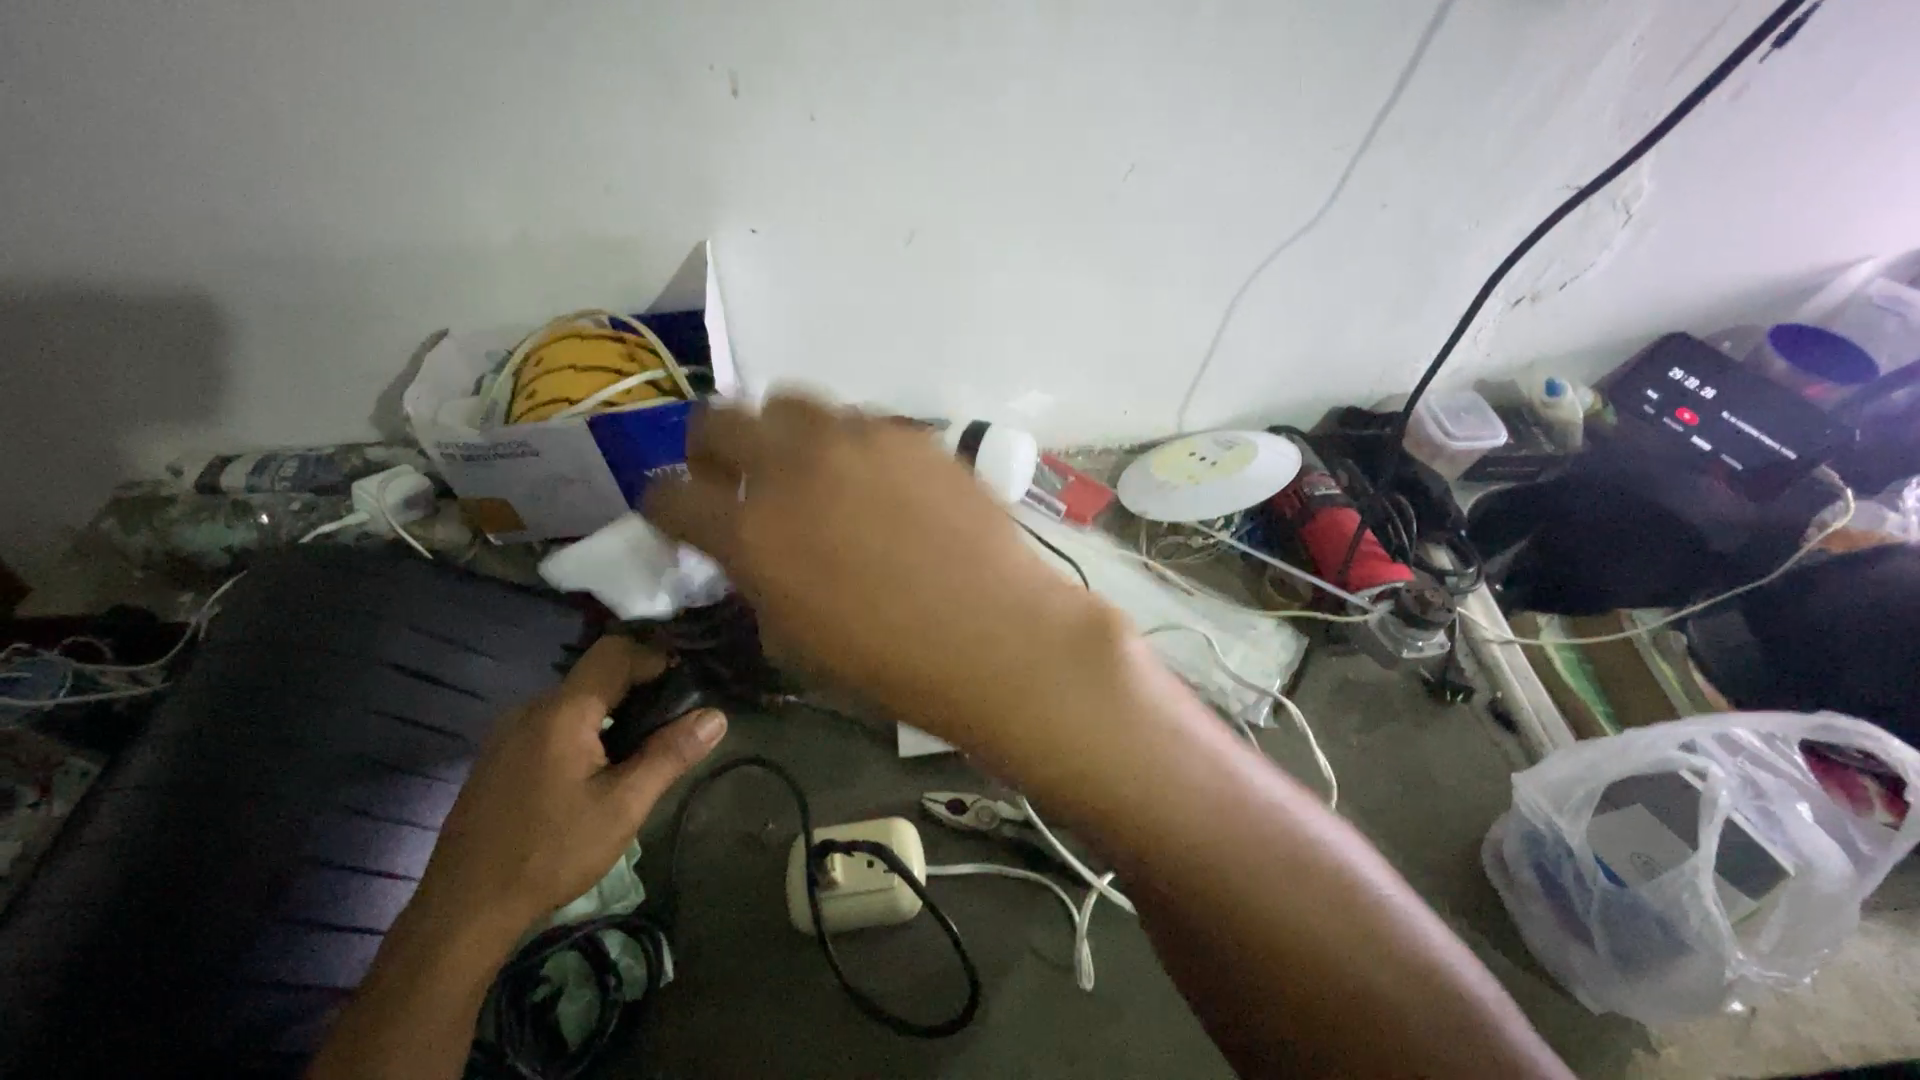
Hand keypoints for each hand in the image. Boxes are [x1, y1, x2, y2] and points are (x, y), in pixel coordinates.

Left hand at [414, 636, 728, 929]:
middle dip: (639, 691)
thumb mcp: (623, 806)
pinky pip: (551, 725)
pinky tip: (595, 775)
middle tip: (671, 728)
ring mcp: (508, 734)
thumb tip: (716, 716)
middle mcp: (530, 709)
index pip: (615, 653)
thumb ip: (670, 754)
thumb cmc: (552, 853)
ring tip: (639, 755)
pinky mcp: (498, 758)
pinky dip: (584, 732)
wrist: (465, 908)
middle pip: (594, 676)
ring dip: (612, 714)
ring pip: (573, 702)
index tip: (686, 689)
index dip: (655, 660)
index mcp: (562, 712)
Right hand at [643, 392, 1114, 745]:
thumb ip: (756, 576)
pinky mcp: (908, 433)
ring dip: (783, 436)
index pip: (669, 494)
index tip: (679, 516)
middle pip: (717, 418)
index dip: (665, 507)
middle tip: (735, 477)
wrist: (993, 634)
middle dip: (711, 448)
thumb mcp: (793, 637)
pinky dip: (848, 446)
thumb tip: (750, 549)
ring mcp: (854, 439)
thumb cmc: (889, 662)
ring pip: (791, 405)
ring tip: (811, 472)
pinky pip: (858, 423)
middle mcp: (792, 466)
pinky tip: (878, 484)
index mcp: (749, 530)